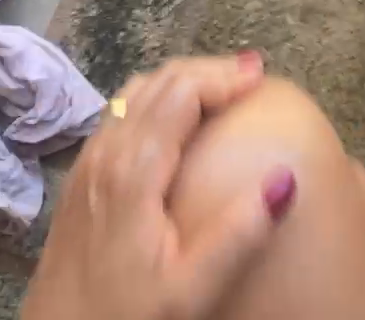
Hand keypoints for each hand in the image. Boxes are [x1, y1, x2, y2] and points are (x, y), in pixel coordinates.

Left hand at [21, 55, 295, 319]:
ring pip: (135, 91)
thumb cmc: (124, 317)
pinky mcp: (79, 175)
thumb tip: (285, 177)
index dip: (223, 75)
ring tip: (219, 90)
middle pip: (160, 80)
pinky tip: (173, 122)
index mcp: (135, 168)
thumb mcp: (190, 291)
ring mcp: (88, 159)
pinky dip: (156, 97)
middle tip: (249, 76)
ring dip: (180, 80)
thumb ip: (239, 234)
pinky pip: (120, 111)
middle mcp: (107, 150)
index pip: (182, 91)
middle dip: (207, 70)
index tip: (260, 75)